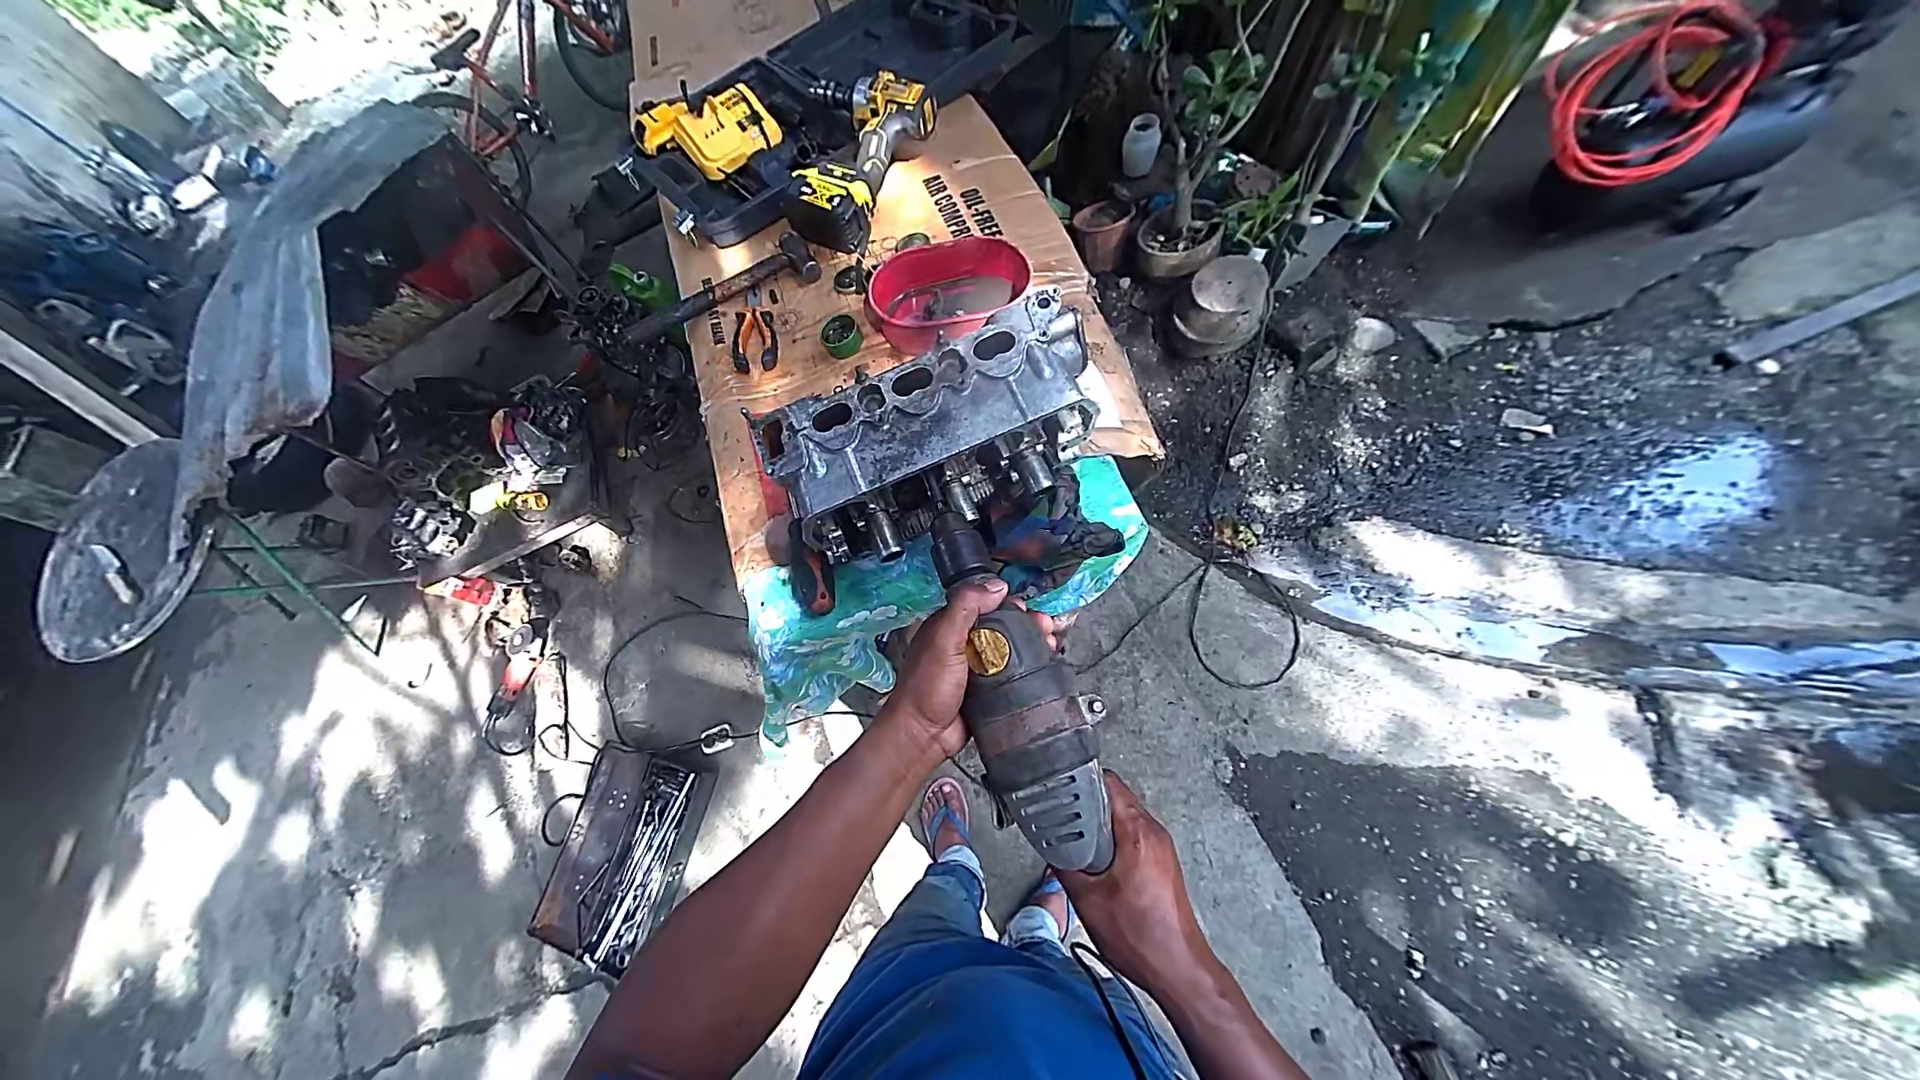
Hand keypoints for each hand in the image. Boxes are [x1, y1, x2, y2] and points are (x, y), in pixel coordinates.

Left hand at [883, 580, 1055, 758]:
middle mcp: (964, 644)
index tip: (1026, 608)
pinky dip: (1030, 669)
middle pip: (1002, 626)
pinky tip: (1045, 666)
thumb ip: (965, 608)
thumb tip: (996, 585)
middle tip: (1045, 627)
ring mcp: (977, 669)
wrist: (924, 736)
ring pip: (1011, 650)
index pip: (983, 605)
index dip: (1007, 603)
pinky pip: (1013, 674)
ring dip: (1033, 645)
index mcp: (949, 626)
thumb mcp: (944, 639)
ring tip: (1050, 645)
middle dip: (1027, 624)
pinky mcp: (989, 691)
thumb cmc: (926, 687)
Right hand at [1059, 771, 1212, 992]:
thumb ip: (1064, 866)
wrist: (1178, 970)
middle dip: (1089, 800)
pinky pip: (1135, 833)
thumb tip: (1051, 849)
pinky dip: (1115, 837)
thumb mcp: (1087, 900)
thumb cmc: (1143, 940)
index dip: (1082, 778)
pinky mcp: (1163, 862)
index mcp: (1138, 833)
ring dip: (1102, 820)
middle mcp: (1155, 834)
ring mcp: (1162, 848)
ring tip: (1078, 835)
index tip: (1063, 782)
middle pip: (1117, 795)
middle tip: (1064, 810)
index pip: (1109, 782)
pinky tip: (1100, 857)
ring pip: (1126, 814)